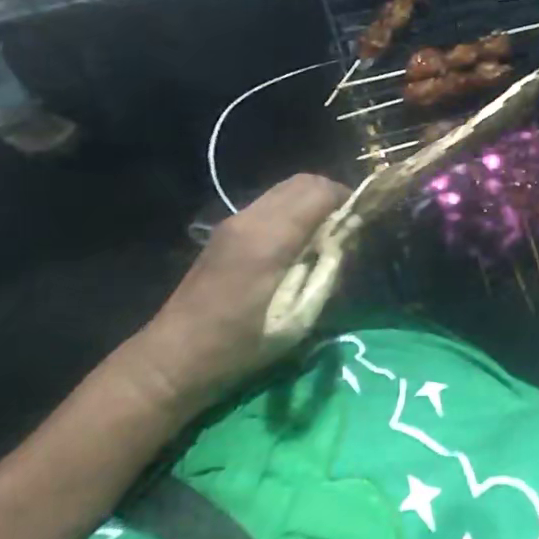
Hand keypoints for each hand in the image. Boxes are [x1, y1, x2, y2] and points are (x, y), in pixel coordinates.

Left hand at [134, 174, 348, 405]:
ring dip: (310, 201)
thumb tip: (345, 243)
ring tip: (325, 235)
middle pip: (301, 181)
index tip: (364, 221)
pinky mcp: (224, 230)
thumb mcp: (295, 322)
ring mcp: (233, 221)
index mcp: (268, 239)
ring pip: (283, 190)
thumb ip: (324, 275)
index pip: (318, 192)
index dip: (348, 199)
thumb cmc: (238, 348)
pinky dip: (290, 210)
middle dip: (331, 195)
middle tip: (348, 226)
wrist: (174, 356)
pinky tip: (296, 242)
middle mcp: (250, 218)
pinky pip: (267, 204)